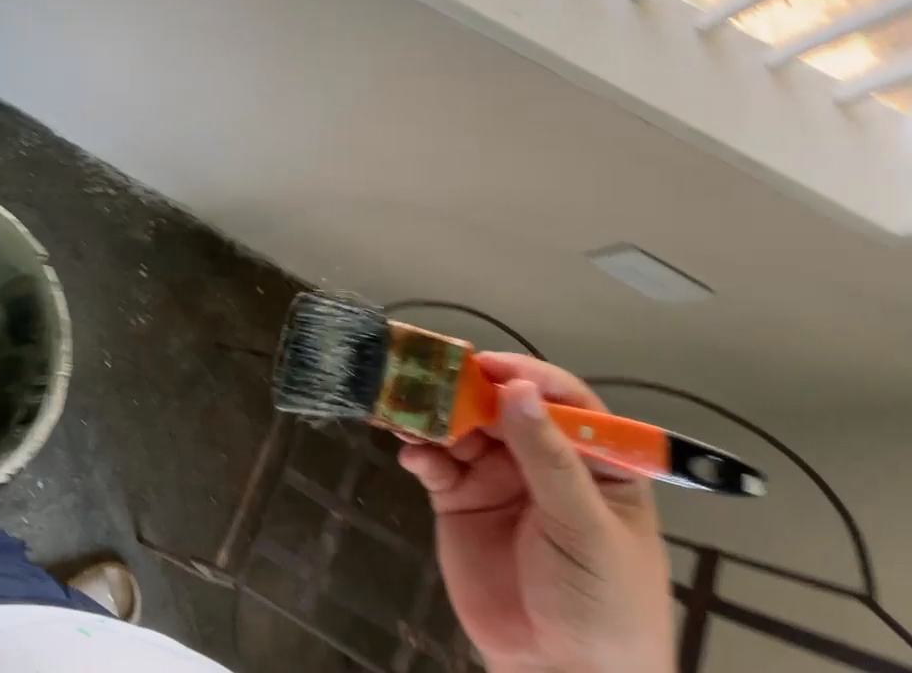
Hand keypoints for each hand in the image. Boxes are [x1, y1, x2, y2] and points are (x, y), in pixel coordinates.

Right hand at [398, 354, 674, 672]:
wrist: (558, 671)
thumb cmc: (601, 600)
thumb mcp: (583, 527)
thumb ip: (547, 457)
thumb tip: (517, 389)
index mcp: (594, 465)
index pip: (565, 404)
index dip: (529, 378)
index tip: (488, 366)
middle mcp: (542, 463)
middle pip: (500, 409)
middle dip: (465, 393)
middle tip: (427, 379)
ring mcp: (496, 480)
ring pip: (460, 430)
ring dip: (432, 418)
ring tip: (405, 413)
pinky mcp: (458, 501)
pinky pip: (434, 464)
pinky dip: (419, 453)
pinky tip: (412, 457)